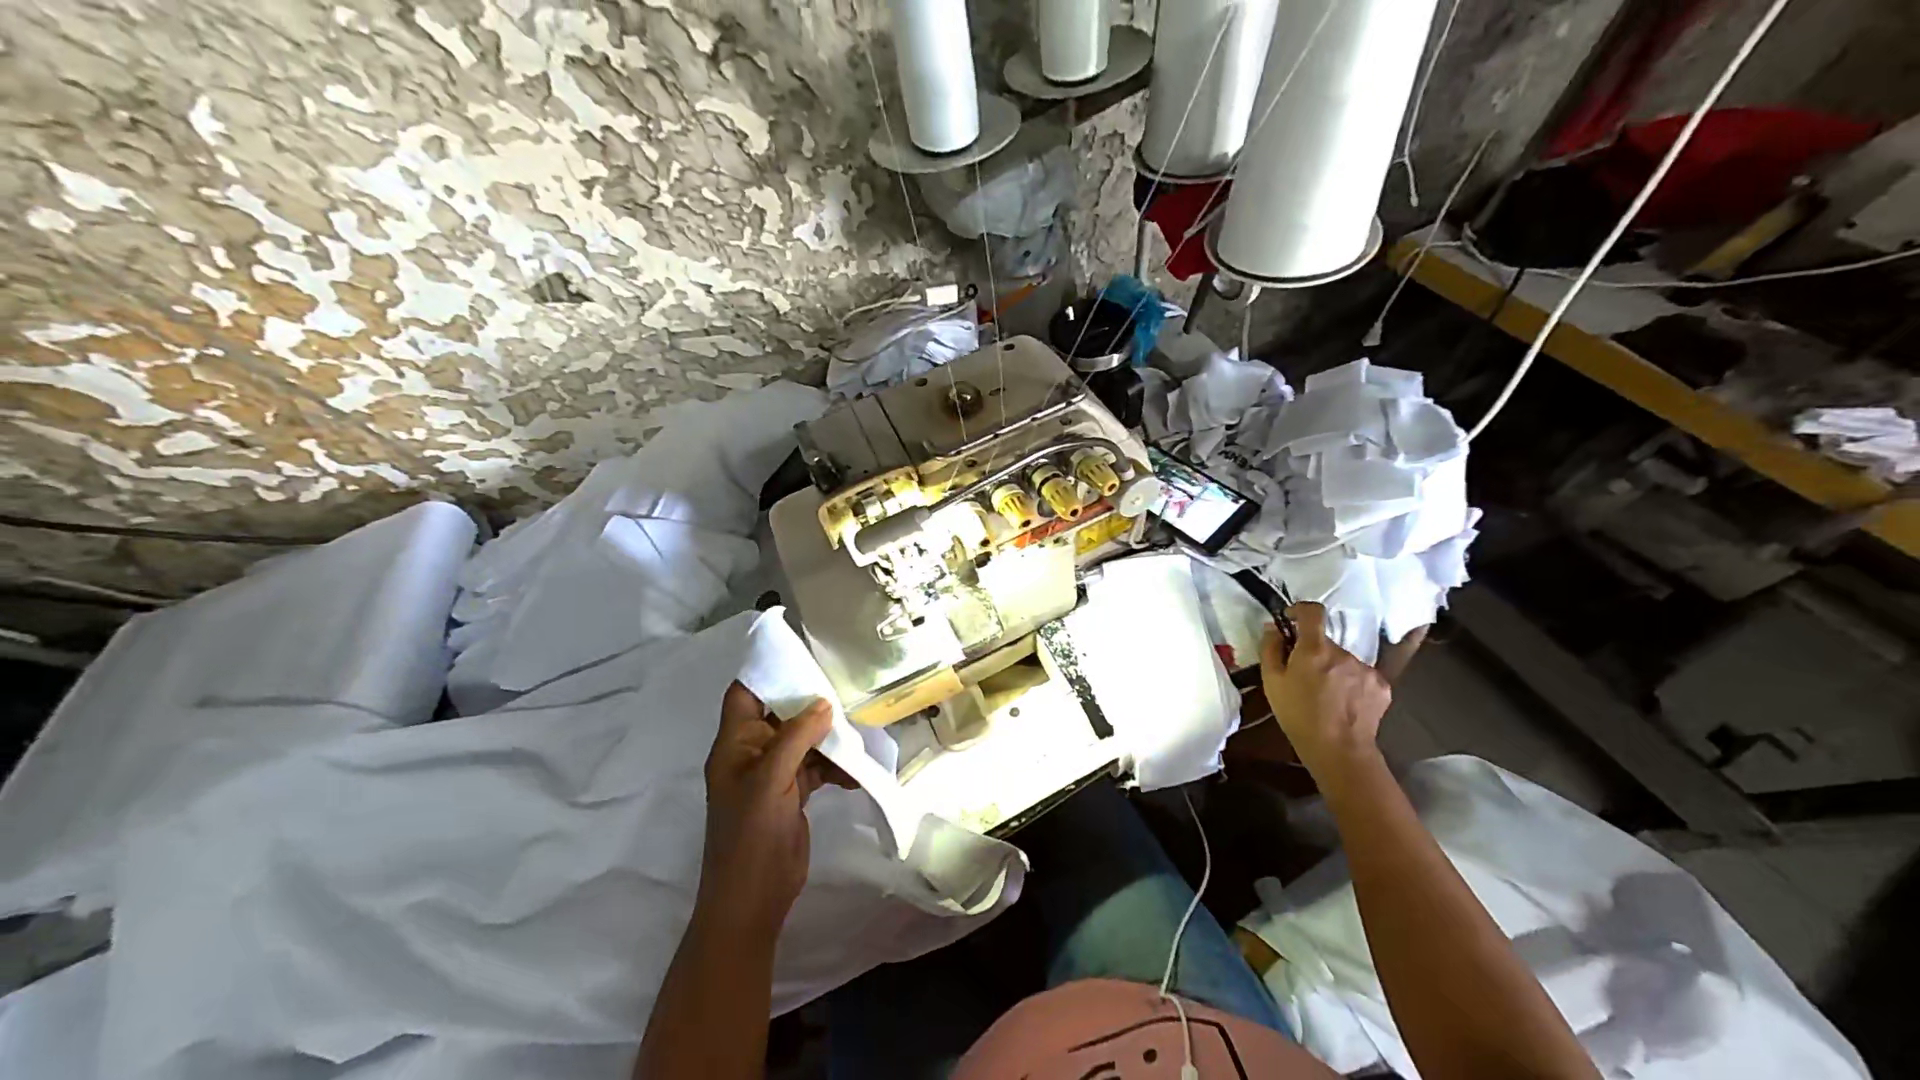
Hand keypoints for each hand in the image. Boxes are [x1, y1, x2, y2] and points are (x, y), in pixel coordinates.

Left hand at [697, 682, 841, 934]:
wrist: (753, 900)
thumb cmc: (752, 836)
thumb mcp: (771, 781)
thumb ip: (796, 738)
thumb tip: (824, 703)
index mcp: (734, 745)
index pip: (744, 694)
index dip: (767, 673)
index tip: (803, 655)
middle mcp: (751, 753)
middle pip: (779, 713)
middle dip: (809, 702)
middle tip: (844, 686)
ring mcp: (772, 774)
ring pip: (802, 739)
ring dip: (828, 736)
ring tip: (857, 730)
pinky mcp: (791, 793)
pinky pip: (815, 766)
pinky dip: (834, 766)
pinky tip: (854, 772)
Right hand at [1260, 602, 1391, 781]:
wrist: (1339, 749)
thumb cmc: (1298, 716)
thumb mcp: (1272, 683)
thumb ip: (1270, 649)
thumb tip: (1274, 628)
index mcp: (1314, 649)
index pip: (1313, 612)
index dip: (1301, 610)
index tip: (1292, 620)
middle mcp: (1343, 653)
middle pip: (1326, 642)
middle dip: (1314, 652)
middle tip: (1304, 675)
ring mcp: (1365, 668)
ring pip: (1344, 660)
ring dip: (1333, 669)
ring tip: (1325, 694)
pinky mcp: (1382, 685)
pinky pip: (1361, 675)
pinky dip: (1352, 682)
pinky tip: (1344, 702)